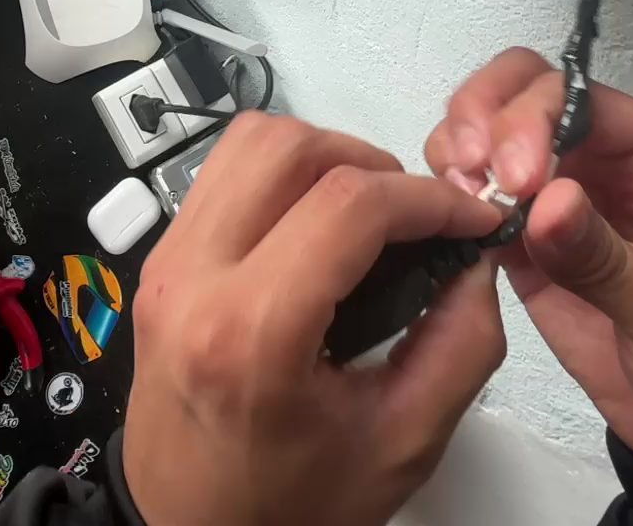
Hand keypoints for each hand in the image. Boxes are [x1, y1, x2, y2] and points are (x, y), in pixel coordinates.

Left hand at [124, 112, 506, 525]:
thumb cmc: (290, 502)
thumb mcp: (401, 443)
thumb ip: (459, 344)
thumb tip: (474, 256)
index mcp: (251, 330)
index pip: (346, 206)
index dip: (425, 197)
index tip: (470, 216)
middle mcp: (193, 274)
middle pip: (285, 147)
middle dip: (367, 160)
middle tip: (410, 210)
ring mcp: (165, 257)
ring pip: (245, 142)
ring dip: (318, 153)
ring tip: (363, 206)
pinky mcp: (158, 255)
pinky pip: (220, 173)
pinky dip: (277, 171)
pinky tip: (311, 216)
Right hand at [426, 48, 632, 500]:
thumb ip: (610, 262)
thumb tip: (543, 201)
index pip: (584, 98)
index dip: (536, 117)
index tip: (516, 178)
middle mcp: (609, 167)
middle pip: (525, 93)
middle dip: (483, 116)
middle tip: (468, 170)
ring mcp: (561, 202)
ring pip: (488, 134)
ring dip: (458, 149)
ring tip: (455, 197)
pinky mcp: (527, 244)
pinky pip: (475, 195)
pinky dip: (449, 194)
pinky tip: (449, 218)